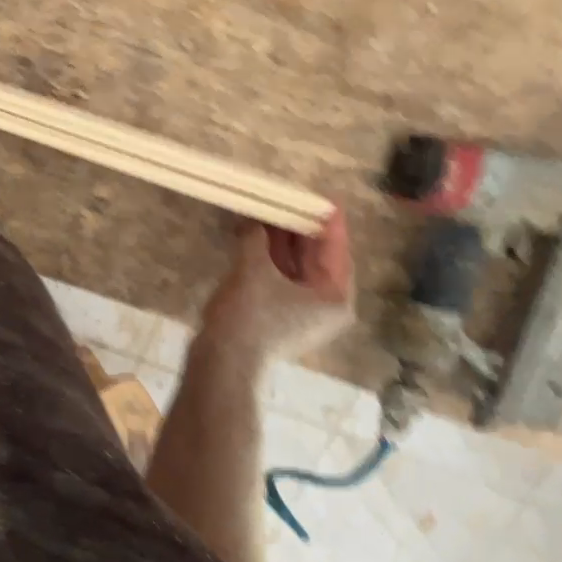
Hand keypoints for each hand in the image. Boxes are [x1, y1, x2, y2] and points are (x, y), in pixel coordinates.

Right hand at [196, 209, 354, 365]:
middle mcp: (326, 306)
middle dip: (301, 233)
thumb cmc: (250, 316)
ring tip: (268, 215)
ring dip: (281, 245)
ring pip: (295, 270)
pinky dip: (269, 261)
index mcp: (335, 298)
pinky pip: (280, 280)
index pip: (336, 252)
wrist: (225, 360)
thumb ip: (257, 241)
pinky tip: (254, 242)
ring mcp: (301, 313)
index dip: (329, 224)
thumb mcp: (253, 271)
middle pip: (317, 261)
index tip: (327, 201)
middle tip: (291, 203)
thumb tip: (254, 221)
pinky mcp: (278, 317)